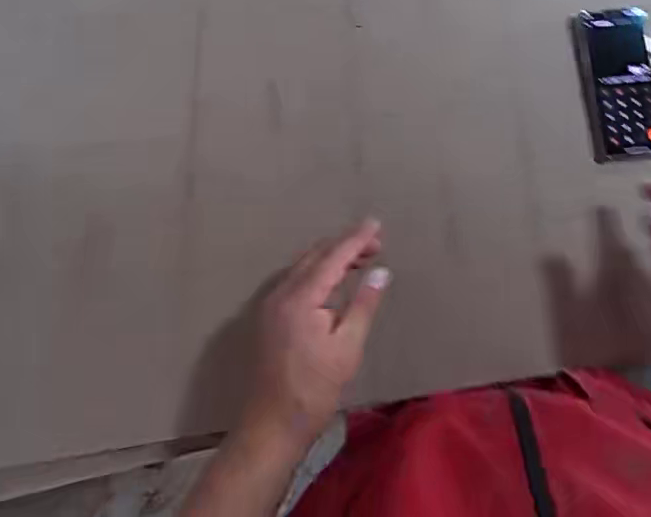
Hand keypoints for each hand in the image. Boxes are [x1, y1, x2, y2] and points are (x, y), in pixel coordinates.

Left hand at [243, 219, 390, 444]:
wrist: (271, 425)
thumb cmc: (314, 390)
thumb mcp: (347, 348)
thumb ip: (363, 304)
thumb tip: (380, 271)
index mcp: (301, 296)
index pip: (334, 256)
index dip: (357, 239)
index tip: (376, 225)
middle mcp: (282, 291)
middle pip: (317, 255)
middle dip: (346, 245)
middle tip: (375, 244)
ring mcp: (271, 301)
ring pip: (304, 265)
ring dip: (331, 257)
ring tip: (360, 259)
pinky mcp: (269, 314)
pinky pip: (296, 278)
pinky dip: (317, 271)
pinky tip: (333, 280)